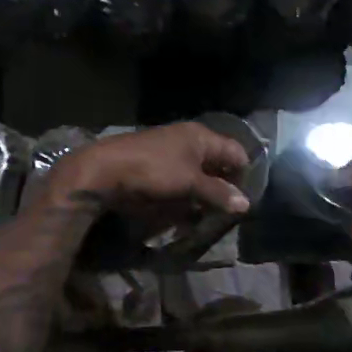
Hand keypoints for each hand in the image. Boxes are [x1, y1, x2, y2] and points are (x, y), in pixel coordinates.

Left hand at [48, 122, 251, 214]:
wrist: (105, 170)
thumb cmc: (153, 170)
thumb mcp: (190, 183)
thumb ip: (218, 193)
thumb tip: (246, 204)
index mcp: (201, 136)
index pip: (236, 152)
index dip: (244, 174)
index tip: (245, 200)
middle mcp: (188, 140)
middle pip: (217, 163)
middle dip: (223, 187)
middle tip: (227, 211)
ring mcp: (170, 152)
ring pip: (198, 174)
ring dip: (204, 194)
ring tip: (206, 215)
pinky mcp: (155, 166)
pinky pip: (180, 180)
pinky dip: (186, 194)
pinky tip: (184, 211)